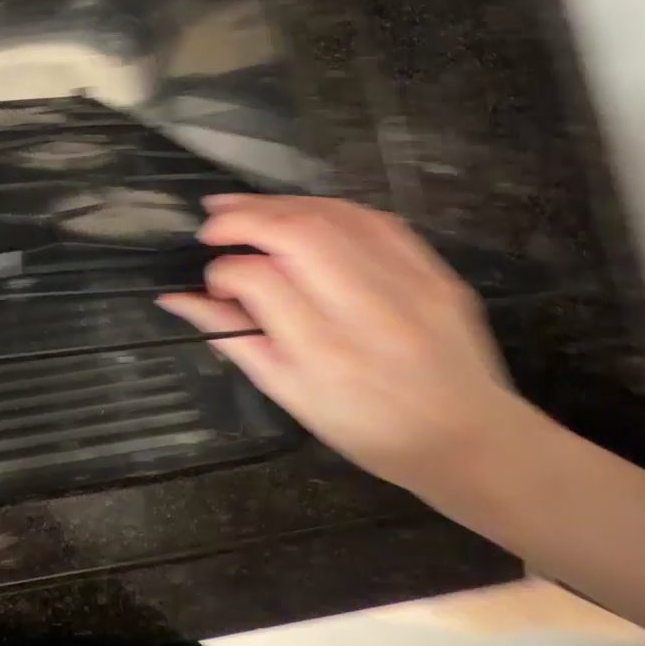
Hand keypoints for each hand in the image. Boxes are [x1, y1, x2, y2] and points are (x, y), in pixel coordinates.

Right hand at [157, 195, 528, 494]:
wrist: (470, 441)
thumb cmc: (363, 426)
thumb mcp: (286, 391)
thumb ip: (229, 335)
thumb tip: (174, 297)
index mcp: (325, 352)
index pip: (258, 280)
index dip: (222, 271)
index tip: (214, 283)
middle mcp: (369, 313)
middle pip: (297, 234)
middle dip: (243, 217)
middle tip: (212, 224)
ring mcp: (410, 288)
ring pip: (332, 216)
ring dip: (277, 204)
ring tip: (240, 207)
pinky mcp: (436, 274)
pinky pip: (374, 219)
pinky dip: (325, 207)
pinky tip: (298, 212)